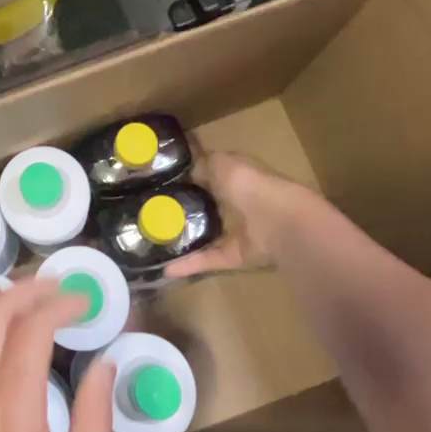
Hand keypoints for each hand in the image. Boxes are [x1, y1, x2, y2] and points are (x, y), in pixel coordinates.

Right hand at [163, 148, 311, 279]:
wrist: (279, 221)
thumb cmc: (249, 183)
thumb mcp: (220, 162)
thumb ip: (202, 164)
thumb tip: (187, 171)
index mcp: (235, 176)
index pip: (209, 175)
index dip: (187, 178)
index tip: (159, 183)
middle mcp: (236, 202)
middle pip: (206, 206)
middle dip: (182, 209)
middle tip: (151, 212)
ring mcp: (236, 231)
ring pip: (206, 234)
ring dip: (184, 239)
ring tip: (154, 242)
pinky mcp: (234, 255)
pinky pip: (208, 258)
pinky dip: (188, 265)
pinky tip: (165, 270)